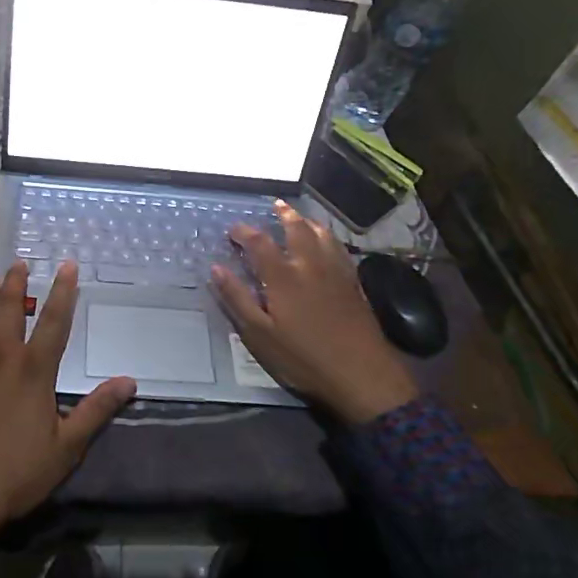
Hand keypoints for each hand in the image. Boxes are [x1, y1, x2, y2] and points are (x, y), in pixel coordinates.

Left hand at [0, 262, 136, 557]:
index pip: (53, 319)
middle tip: (19, 264)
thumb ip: (96, 410)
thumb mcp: (66, 448)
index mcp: (33, 370)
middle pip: (7, 305)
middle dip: (15, 281)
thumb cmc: (15, 473)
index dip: (63, 290)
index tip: (66, 265)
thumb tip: (129, 381)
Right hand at [211, 201, 417, 423]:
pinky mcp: (354, 283)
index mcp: (283, 276)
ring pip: (323, 235)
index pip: (260, 243)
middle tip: (276, 205)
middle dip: (285, 215)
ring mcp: (336, 272)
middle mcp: (310, 265)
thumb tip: (217, 268)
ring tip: (301, 217)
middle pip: (297, 229)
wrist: (360, 373)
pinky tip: (328, 244)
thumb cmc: (302, 357)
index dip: (244, 232)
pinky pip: (340, 249)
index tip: (233, 229)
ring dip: (309, 222)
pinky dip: (329, 238)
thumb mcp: (259, 335)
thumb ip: (237, 298)